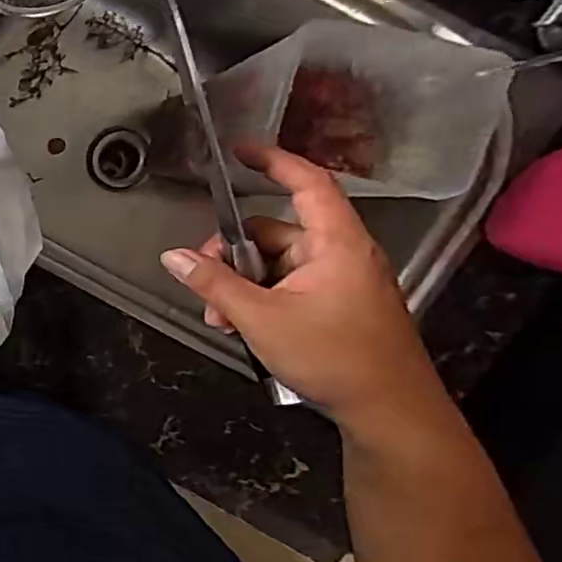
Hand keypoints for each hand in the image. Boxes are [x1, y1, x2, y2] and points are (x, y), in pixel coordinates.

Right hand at [159, 146, 447, 424]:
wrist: (389, 410)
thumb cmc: (333, 356)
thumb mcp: (260, 318)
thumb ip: (213, 284)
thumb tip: (173, 256)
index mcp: (335, 245)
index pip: (308, 184)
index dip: (275, 162)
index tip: (241, 151)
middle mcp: (339, 255)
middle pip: (274, 233)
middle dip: (231, 257)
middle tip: (204, 287)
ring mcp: (338, 282)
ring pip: (274, 266)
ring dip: (240, 286)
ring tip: (221, 319)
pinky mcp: (334, 305)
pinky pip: (285, 287)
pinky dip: (258, 299)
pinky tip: (241, 326)